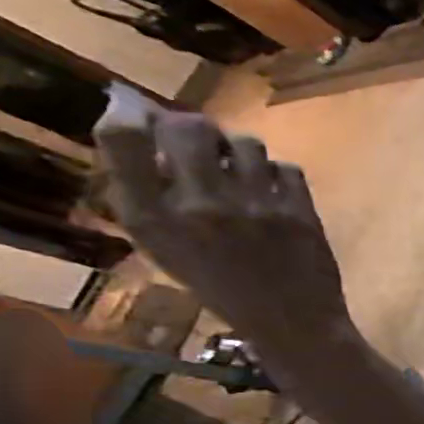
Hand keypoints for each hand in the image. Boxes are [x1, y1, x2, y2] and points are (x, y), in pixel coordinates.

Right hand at [95, 91, 349, 348]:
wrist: (291, 319)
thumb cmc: (222, 286)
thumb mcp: (164, 247)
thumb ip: (150, 196)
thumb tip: (146, 137)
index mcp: (151, 218)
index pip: (122, 139)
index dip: (127, 111)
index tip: (133, 105)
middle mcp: (201, 206)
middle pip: (190, 128)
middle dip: (192, 126)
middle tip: (199, 139)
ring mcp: (257, 207)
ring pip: (247, 143)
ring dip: (242, 150)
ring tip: (240, 171)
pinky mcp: (302, 211)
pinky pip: (288, 168)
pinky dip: (279, 173)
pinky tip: (273, 191)